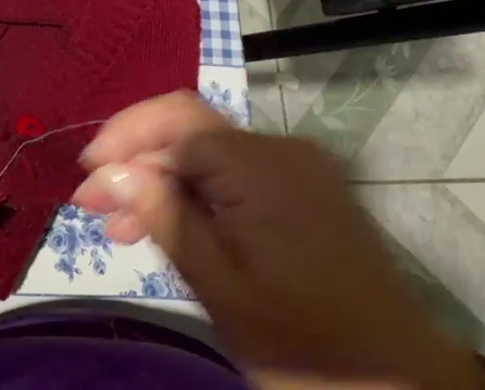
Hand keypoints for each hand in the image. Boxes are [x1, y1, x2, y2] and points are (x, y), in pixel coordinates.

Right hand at [73, 92, 484, 389]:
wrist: (400, 379)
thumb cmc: (301, 338)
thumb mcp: (219, 285)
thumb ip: (163, 216)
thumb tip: (110, 170)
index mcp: (261, 163)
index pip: (175, 120)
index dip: (123, 140)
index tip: (84, 178)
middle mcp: (281, 149)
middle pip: (191, 134)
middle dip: (138, 163)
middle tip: (94, 209)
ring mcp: (299, 168)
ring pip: (211, 157)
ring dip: (165, 183)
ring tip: (123, 229)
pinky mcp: (308, 191)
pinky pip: (238, 176)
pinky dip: (200, 196)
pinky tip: (176, 228)